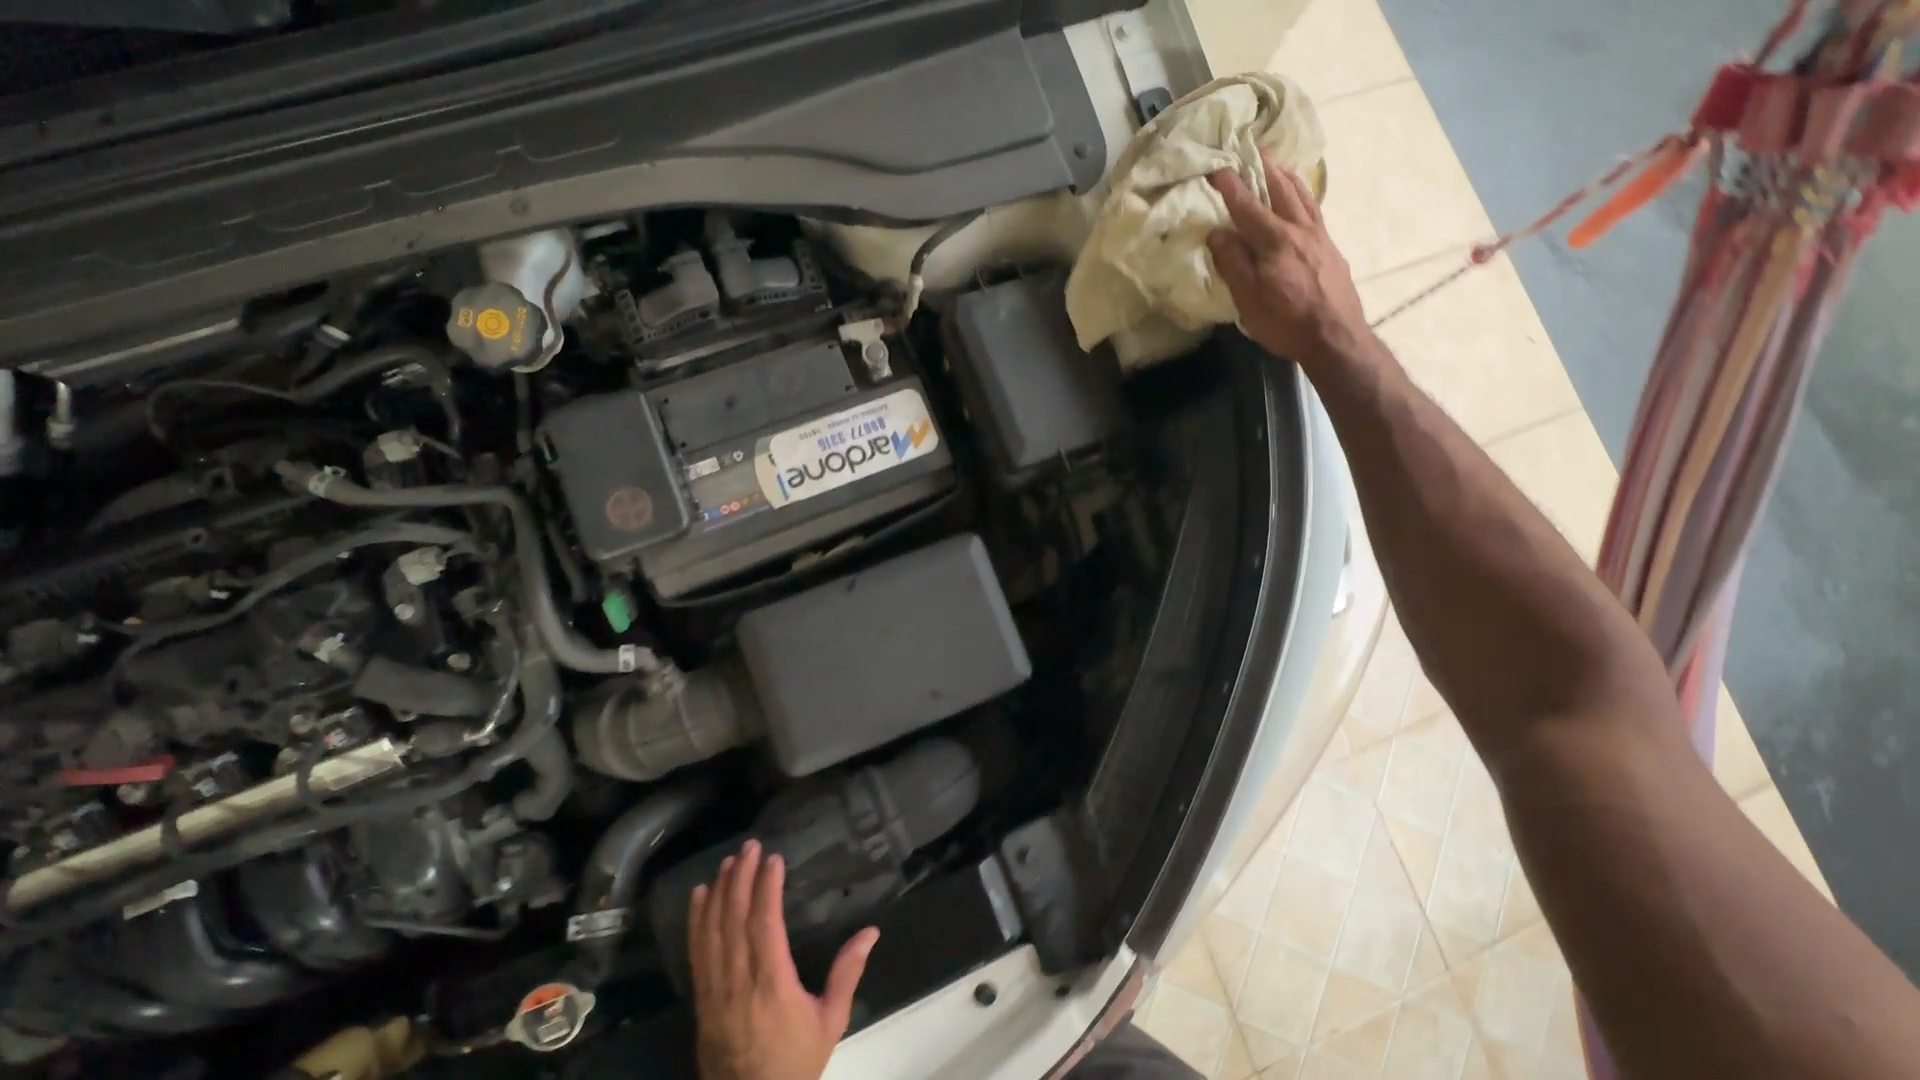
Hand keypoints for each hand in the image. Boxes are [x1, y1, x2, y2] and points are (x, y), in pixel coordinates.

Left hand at [688, 840, 879, 1079]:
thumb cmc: (795, 1063)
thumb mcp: (831, 1021)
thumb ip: (847, 973)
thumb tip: (870, 932)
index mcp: (773, 984)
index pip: (765, 925)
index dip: (767, 889)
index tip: (774, 860)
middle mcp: (740, 981)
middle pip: (735, 920)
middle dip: (742, 879)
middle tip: (750, 846)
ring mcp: (715, 989)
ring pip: (713, 930)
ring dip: (720, 892)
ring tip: (729, 861)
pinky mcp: (701, 998)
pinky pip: (697, 951)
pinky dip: (697, 920)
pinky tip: (700, 896)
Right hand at [1207, 153, 1372, 369]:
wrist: (1336, 338)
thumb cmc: (1286, 322)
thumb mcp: (1249, 299)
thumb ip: (1233, 263)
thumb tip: (1218, 232)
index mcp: (1275, 241)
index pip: (1247, 205)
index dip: (1230, 184)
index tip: (1215, 166)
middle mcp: (1299, 230)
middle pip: (1281, 189)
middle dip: (1263, 168)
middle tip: (1250, 149)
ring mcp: (1320, 237)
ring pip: (1302, 196)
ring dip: (1286, 176)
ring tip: (1276, 164)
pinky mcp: (1331, 249)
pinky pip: (1315, 210)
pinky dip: (1303, 195)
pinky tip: (1300, 198)